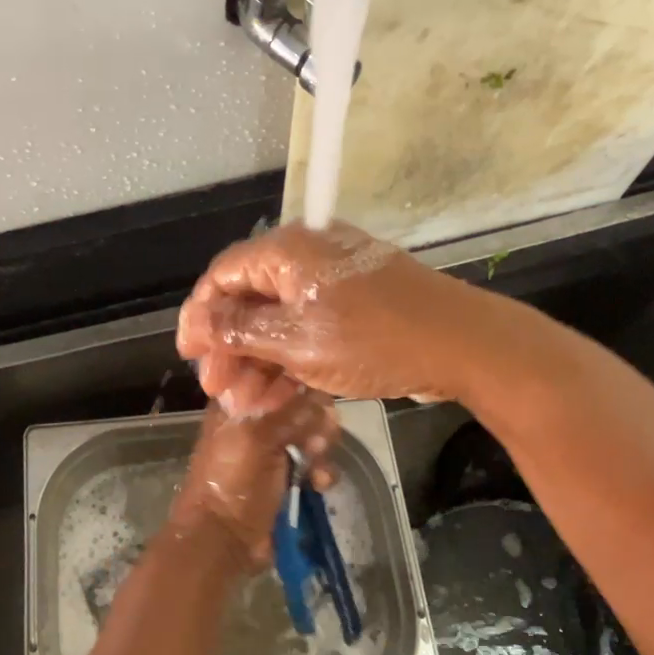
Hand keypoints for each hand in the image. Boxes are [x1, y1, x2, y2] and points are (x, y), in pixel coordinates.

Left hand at [172, 375, 337, 566]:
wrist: (222, 539)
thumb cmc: (230, 480)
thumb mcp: (256, 438)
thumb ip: (291, 412)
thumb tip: (324, 395)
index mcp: (238, 401)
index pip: (274, 373)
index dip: (299, 377)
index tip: (318, 388)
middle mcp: (257, 418)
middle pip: (301, 400)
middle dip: (317, 416)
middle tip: (317, 438)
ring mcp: (275, 447)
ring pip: (314, 430)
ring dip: (323, 445)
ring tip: (317, 463)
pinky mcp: (289, 475)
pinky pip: (317, 461)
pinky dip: (322, 470)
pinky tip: (319, 484)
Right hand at [176, 223, 477, 402]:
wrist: (464, 345)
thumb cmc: (373, 339)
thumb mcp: (296, 342)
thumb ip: (239, 330)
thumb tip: (196, 322)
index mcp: (288, 250)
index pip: (222, 275)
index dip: (200, 316)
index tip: (189, 356)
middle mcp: (307, 255)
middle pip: (250, 298)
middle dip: (231, 347)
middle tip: (219, 390)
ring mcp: (334, 278)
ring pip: (279, 317)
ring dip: (259, 359)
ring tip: (247, 404)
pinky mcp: (354, 302)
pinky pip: (308, 324)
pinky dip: (291, 356)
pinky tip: (279, 393)